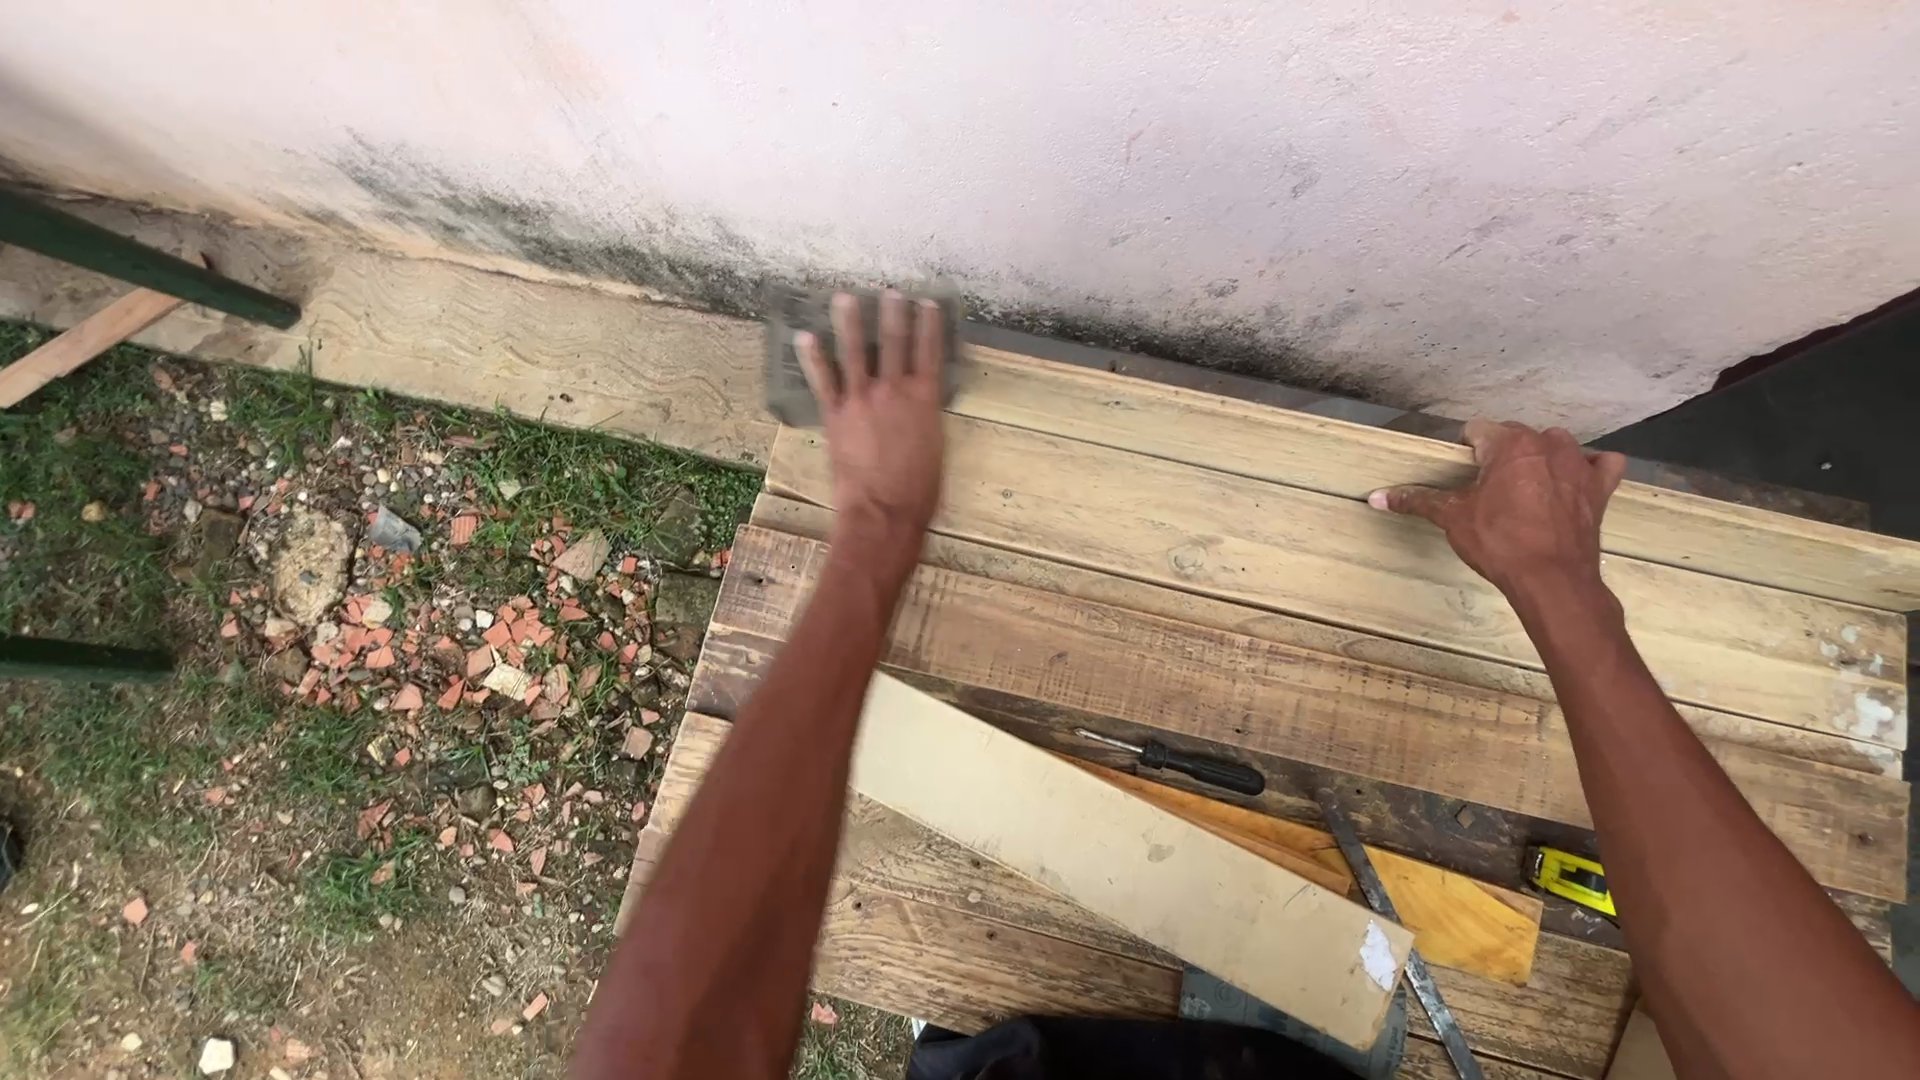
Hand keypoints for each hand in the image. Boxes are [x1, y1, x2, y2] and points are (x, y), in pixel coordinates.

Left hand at [795, 291, 945, 581]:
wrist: (884, 511)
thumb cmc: (919, 491)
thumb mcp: (936, 449)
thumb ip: (926, 419)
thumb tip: (920, 406)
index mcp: (925, 400)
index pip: (929, 352)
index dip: (929, 325)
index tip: (927, 303)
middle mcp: (895, 391)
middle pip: (894, 342)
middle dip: (892, 313)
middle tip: (890, 290)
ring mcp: (862, 400)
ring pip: (856, 352)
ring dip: (850, 322)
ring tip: (845, 297)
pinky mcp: (837, 415)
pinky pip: (823, 380)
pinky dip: (814, 358)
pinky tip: (805, 337)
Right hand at [1369, 419, 1627, 601]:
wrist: (1552, 578)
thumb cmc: (1498, 542)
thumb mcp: (1451, 518)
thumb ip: (1417, 500)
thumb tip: (1378, 496)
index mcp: (1509, 446)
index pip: (1477, 429)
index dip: (1463, 450)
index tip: (1459, 473)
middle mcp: (1548, 445)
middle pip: (1515, 435)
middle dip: (1498, 454)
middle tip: (1484, 485)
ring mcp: (1580, 464)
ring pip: (1555, 444)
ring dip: (1539, 457)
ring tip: (1523, 485)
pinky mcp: (1602, 486)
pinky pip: (1601, 463)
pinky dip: (1588, 467)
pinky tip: (1571, 481)